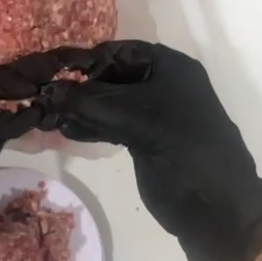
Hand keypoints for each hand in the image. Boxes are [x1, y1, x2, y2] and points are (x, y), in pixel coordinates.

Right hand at [47, 41, 261, 260]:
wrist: (216, 208)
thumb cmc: (183, 149)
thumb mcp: (137, 118)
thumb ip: (91, 101)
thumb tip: (49, 90)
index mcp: (169, 66)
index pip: (118, 52)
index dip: (86, 61)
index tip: (53, 73)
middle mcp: (160, 84)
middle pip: (110, 76)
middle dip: (80, 86)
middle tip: (45, 96)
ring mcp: (152, 113)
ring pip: (108, 103)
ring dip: (80, 108)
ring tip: (49, 115)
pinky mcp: (143, 139)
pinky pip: (111, 124)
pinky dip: (90, 126)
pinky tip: (65, 131)